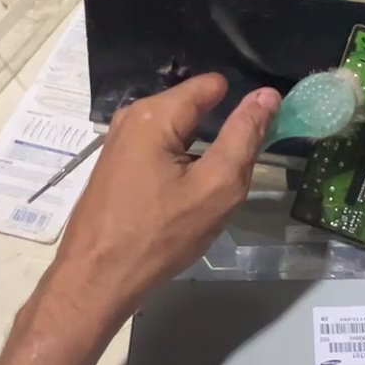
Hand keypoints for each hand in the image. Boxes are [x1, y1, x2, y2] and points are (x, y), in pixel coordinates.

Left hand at [49, 74, 278, 314]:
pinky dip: (179, 166)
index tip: (258, 136)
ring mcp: (119, 141)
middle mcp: (133, 117)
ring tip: (212, 189)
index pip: (212, 85)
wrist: (96, 279)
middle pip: (194, 107)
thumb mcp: (216, 186)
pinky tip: (184, 198)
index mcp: (156, 114)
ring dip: (200, 153)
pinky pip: (159, 150)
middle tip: (234, 173)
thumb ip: (244, 136)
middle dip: (220, 132)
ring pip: (177, 132)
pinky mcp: (115, 165)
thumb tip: (267, 94)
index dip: (241, 105)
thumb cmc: (159, 235)